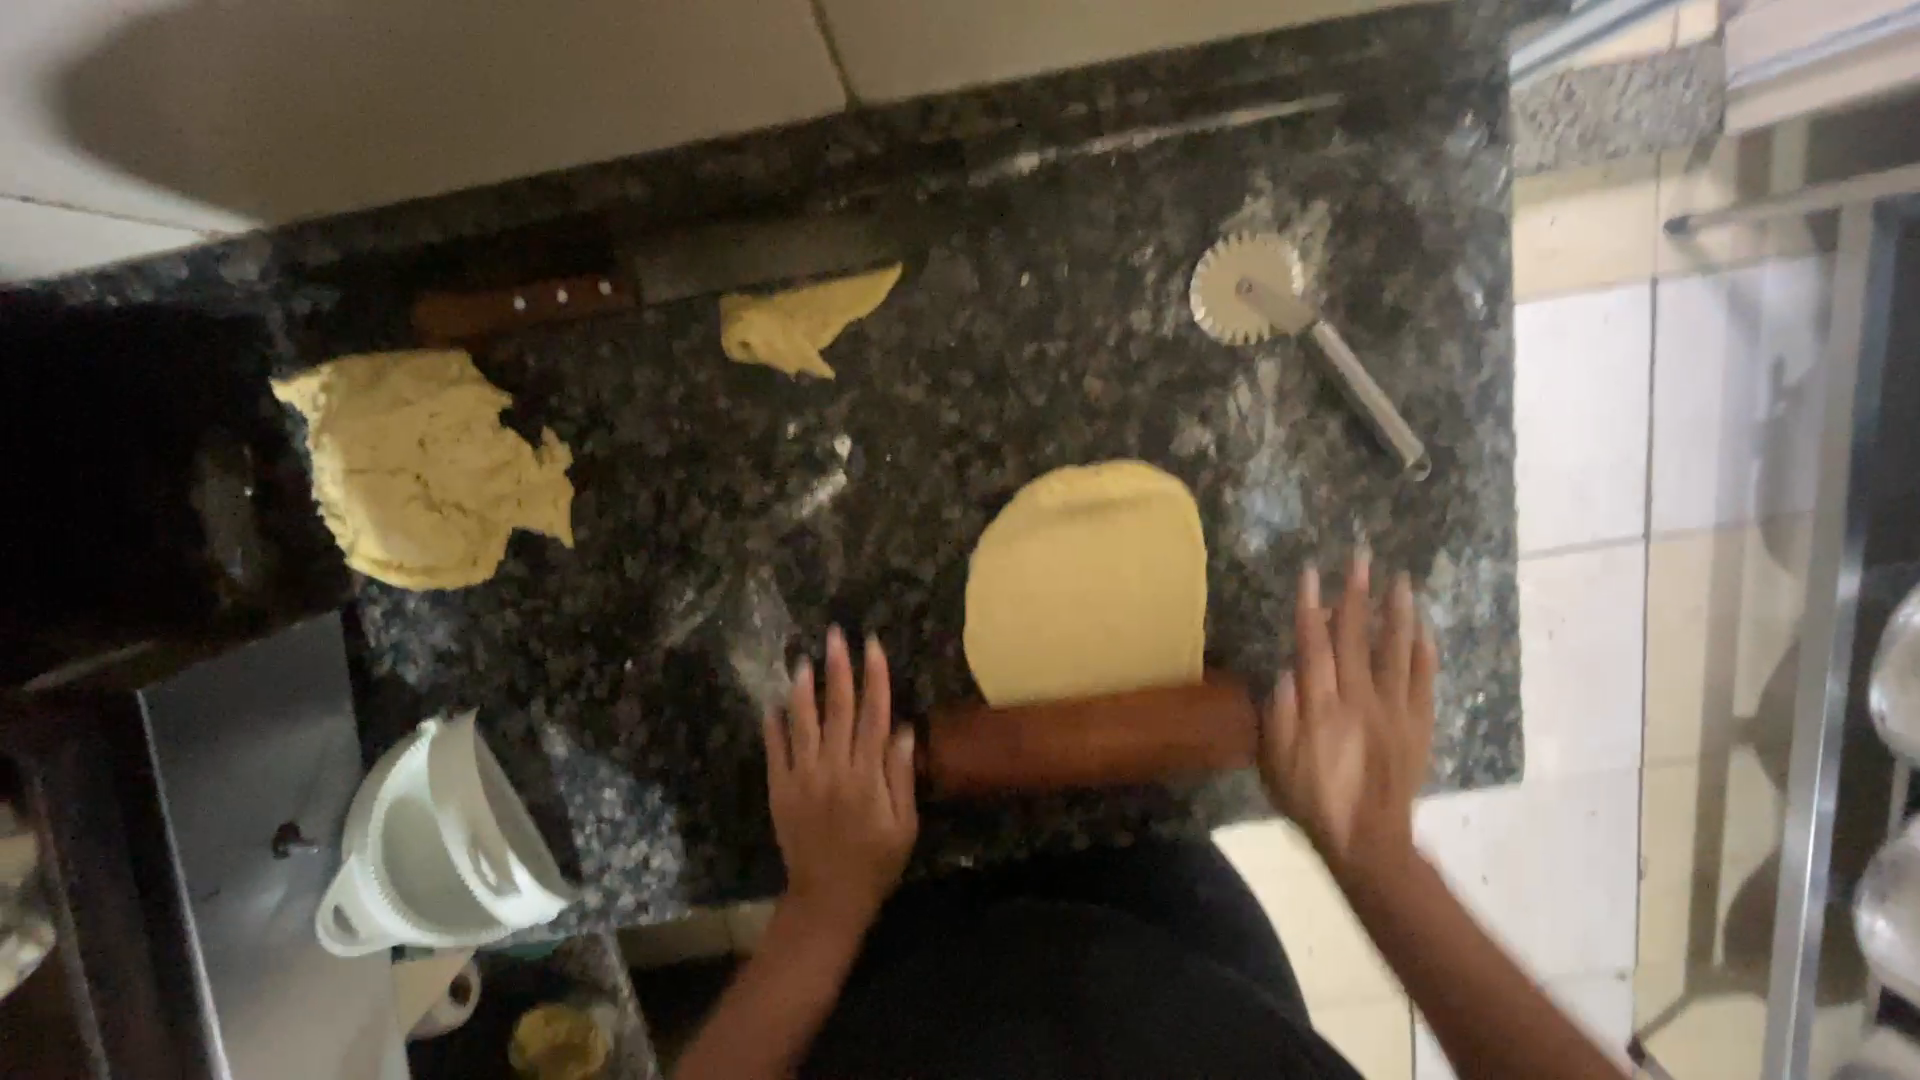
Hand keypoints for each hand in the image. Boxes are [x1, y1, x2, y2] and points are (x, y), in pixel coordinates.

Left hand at [762, 626, 917, 933]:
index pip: (874, 713)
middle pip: (839, 708)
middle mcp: (834, 768)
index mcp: (867, 775)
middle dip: (839, 668)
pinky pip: (775, 751)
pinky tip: (774, 703)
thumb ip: (900, 775)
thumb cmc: (876, 862)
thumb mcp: (904, 824)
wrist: (828, 898)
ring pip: (802, 722)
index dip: (874, 676)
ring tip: (803, 660)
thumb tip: (901, 729)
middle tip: (835, 635)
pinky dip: (774, 726)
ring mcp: (803, 778)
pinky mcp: (780, 790)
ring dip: (804, 689)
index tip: (872, 645)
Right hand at [1259, 552, 1436, 886]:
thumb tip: (1288, 671)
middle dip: (1356, 593)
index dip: (1311, 606)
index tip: (1312, 573)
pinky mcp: (1418, 725)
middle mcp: (1358, 698)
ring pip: (1396, 650)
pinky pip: (1424, 680)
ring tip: (1400, 579)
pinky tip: (1424, 628)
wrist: (1368, 841)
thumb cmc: (1311, 801)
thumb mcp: (1275, 763)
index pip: (1313, 644)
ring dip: (1396, 612)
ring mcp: (1394, 709)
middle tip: (1360, 556)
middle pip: (1354, 637)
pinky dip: (1424, 652)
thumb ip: (1279, 716)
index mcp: (1320, 706)